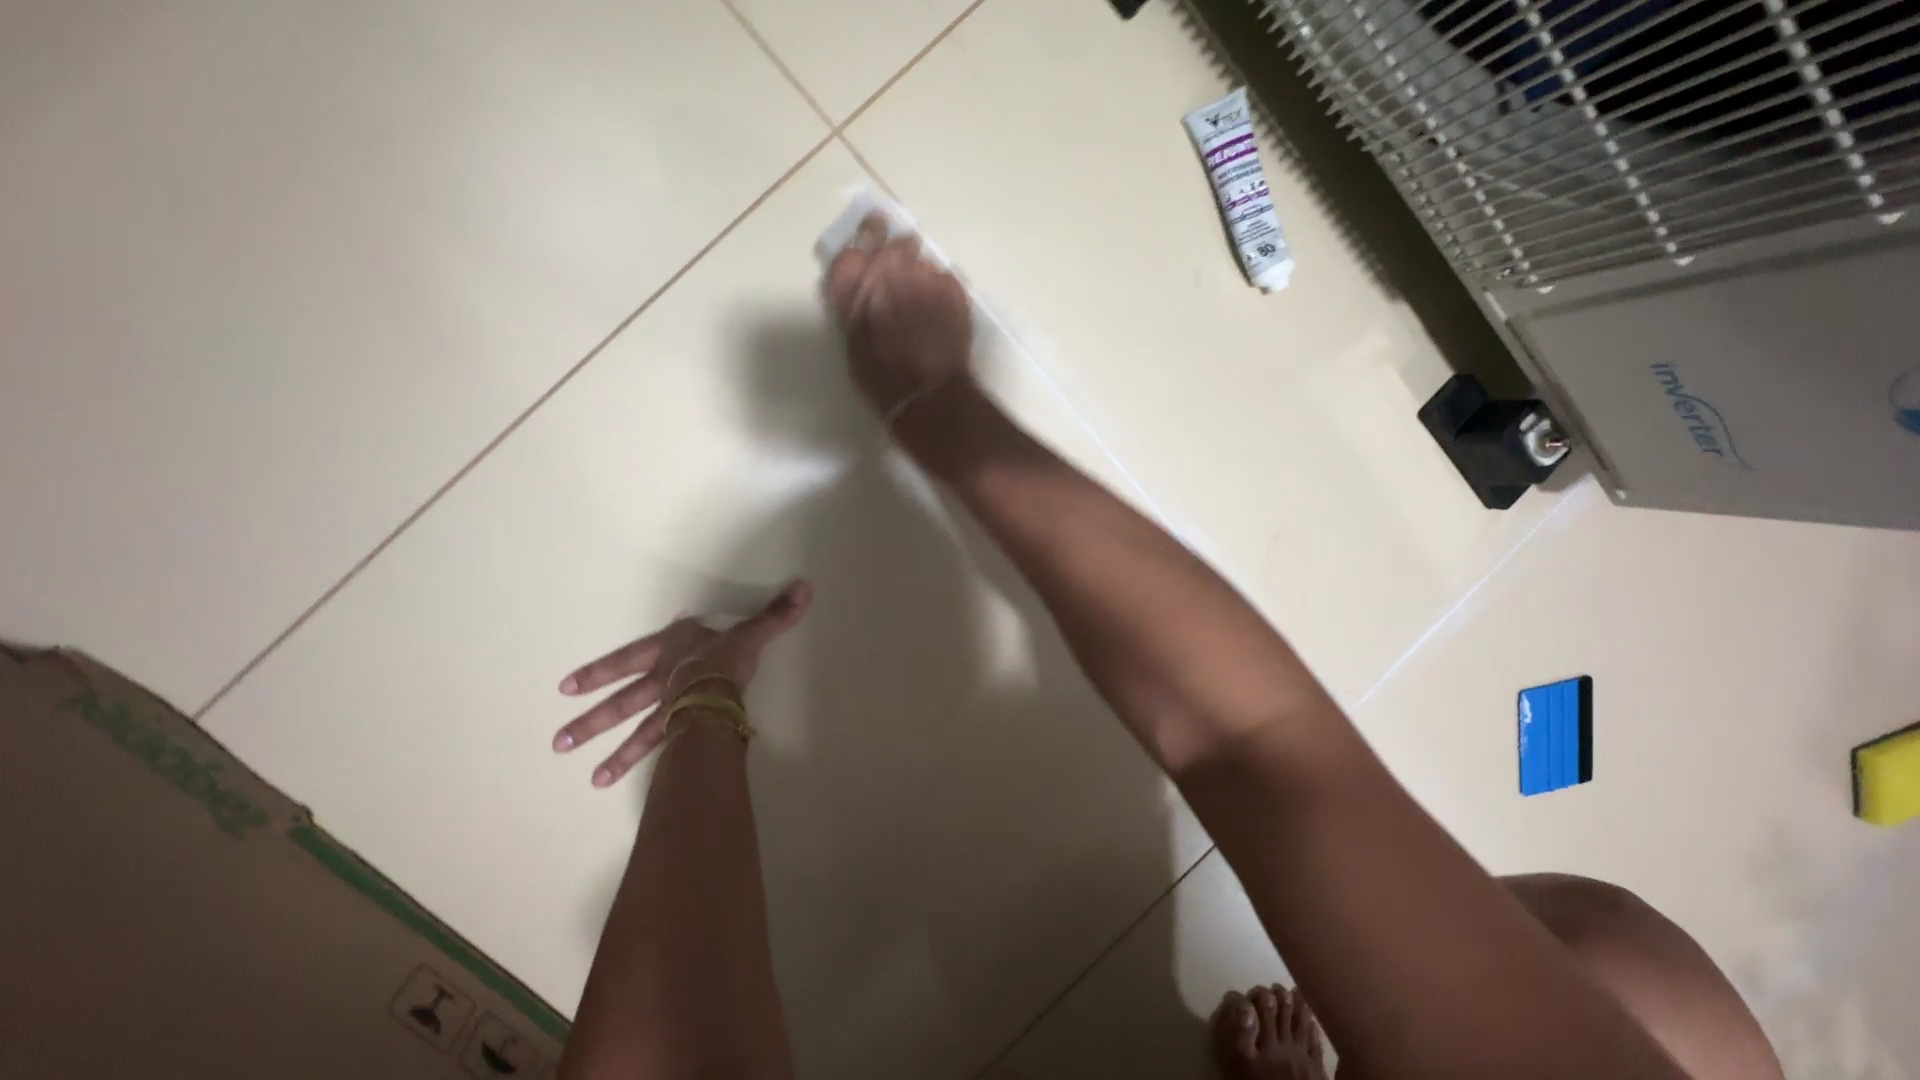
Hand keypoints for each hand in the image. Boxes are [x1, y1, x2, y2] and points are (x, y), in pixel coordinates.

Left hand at [553, 581, 811, 786]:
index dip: (599, 673)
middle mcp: (660, 681)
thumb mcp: (751, 630)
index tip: (566, 688)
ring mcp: (667, 710)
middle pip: (622, 703)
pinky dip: (642, 766)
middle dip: (592, 722)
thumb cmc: (727, 654)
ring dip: (615, 756)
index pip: (627, 660)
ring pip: (635, 734)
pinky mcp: (679, 732)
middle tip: (560, 743)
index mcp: (670, 650)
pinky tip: (621, 784)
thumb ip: (775, 613)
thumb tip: (803, 588)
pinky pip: (658, 751)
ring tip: (591, 779)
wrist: (718, 681)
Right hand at [826, 212, 973, 420]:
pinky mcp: (953, 286)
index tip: (872, 234)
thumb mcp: (852, 340)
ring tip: (923, 299)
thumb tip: (863, 281)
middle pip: (895, 240)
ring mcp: (925, 275)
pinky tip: (940, 311)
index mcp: (856, 285)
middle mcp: (889, 269)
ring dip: (920, 271)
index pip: (856, 243)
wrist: (928, 394)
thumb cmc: (882, 377)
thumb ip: (854, 302)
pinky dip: (942, 288)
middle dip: (897, 249)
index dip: (865, 237)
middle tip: (901, 267)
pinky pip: (945, 275)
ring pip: (923, 257)